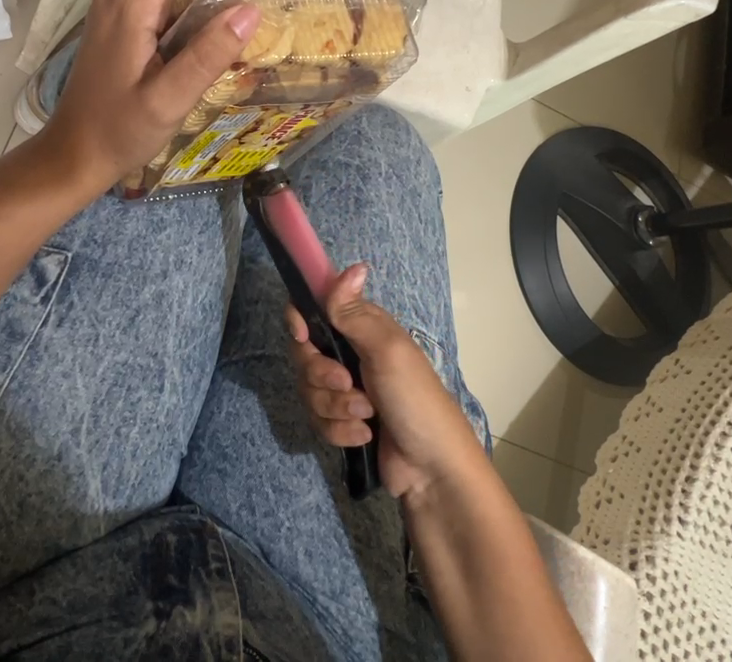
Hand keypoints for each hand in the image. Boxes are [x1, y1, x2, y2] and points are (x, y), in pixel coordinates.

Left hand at [41, 0, 258, 189]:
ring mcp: (115, 8)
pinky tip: (194, 51)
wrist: (73, 155)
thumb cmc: (118, 131)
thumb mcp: (169, 100)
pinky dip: (184, 12)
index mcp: (130, 2)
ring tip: (221, 39)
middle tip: (236, 19)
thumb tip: (251, 9)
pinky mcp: (117, 24)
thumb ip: (208, 54)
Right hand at [286, 264, 488, 500]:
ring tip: (367, 416)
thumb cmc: (415, 399)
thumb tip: (353, 264)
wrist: (431, 469)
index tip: (303, 337)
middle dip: (321, 375)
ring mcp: (346, 390)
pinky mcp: (342, 421)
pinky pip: (317, 419)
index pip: (313, 308)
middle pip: (303, 354)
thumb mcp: (387, 350)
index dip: (300, 321)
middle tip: (348, 384)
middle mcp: (350, 353)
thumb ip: (354, 312)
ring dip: (335, 407)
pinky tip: (364, 436)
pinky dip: (338, 430)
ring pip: (308, 390)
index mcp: (362, 328)